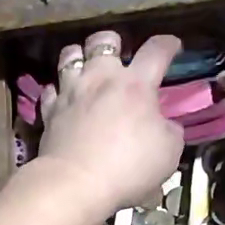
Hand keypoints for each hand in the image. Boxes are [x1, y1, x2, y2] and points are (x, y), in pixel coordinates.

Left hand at [38, 31, 184, 214]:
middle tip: (119, 54)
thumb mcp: (169, 153)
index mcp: (136, 85)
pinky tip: (65, 97)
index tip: (173, 46)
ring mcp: (71, 92)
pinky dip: (59, 91)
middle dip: (113, 43)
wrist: (77, 183)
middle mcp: (101, 78)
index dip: (168, 44)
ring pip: (70, 55)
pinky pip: (52, 90)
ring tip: (86, 67)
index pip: (156, 51)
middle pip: (104, 41)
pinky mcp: (51, 111)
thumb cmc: (130, 167)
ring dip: (80, 57)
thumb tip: (166, 125)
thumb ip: (170, 132)